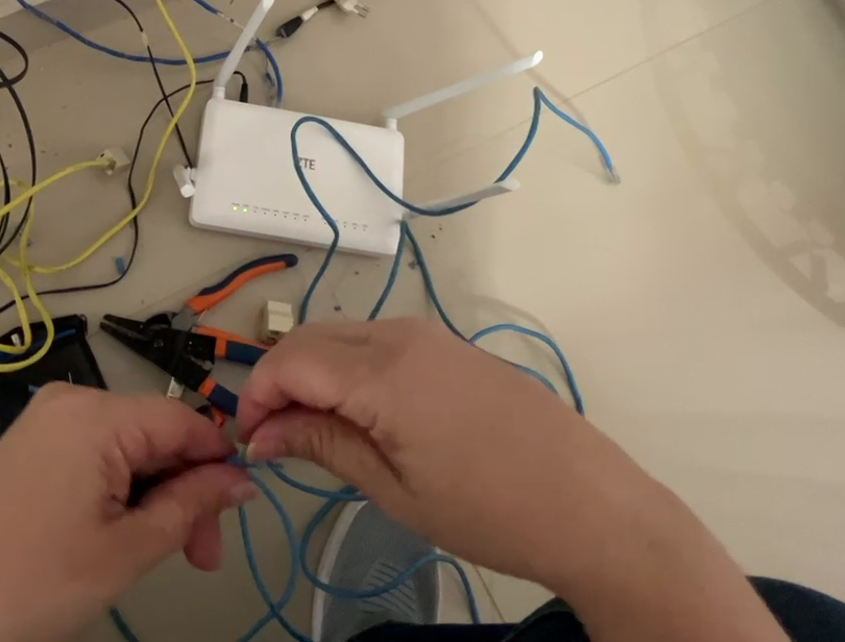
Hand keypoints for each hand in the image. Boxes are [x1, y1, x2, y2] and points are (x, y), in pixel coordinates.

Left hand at [0, 384, 255, 641]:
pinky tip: (120, 529)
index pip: (184, 421)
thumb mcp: (125, 550)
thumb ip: (191, 507)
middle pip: (155, 432)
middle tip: (199, 556)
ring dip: (154, 492)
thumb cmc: (32, 583)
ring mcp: (46, 418)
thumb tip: (243, 480)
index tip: (233, 518)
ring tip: (161, 551)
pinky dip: (118, 486)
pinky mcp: (30, 441)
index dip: (217, 464)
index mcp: (97, 413)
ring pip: (128, 444)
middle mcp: (72, 399)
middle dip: (184, 489)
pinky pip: (95, 450)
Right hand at [236, 320, 784, 640]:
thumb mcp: (394, 489)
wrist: (594, 505)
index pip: (290, 360)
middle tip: (275, 437)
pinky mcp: (450, 345)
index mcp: (383, 371)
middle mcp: (401, 334)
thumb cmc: (489, 509)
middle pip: (311, 338)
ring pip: (342, 335)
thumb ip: (322, 445)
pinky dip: (348, 367)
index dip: (258, 396)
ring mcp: (430, 334)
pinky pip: (377, 342)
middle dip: (280, 380)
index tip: (250, 440)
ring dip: (313, 371)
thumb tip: (262, 434)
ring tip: (313, 428)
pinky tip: (360, 411)